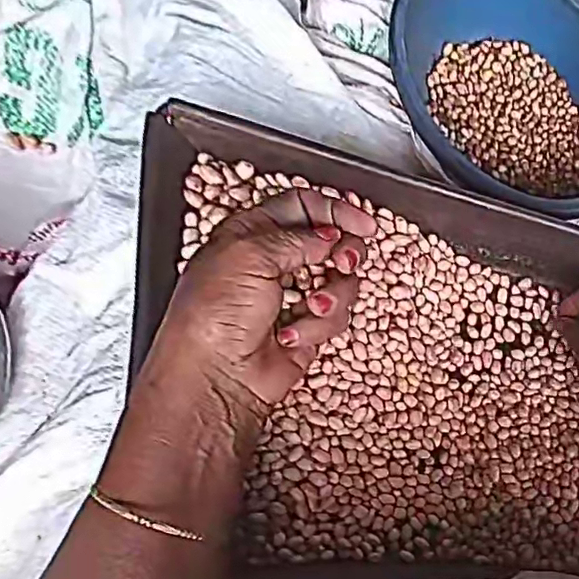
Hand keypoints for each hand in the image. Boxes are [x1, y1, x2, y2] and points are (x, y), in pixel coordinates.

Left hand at [144, 188, 377, 411]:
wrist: (219, 372)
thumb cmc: (215, 314)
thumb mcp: (250, 256)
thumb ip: (297, 239)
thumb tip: (331, 235)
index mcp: (254, 233)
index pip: (304, 206)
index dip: (335, 210)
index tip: (364, 222)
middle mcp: (277, 262)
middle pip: (332, 244)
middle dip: (344, 254)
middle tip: (343, 263)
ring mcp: (296, 296)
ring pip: (341, 283)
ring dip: (331, 297)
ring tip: (311, 308)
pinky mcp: (310, 327)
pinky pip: (337, 318)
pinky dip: (319, 327)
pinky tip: (293, 336)